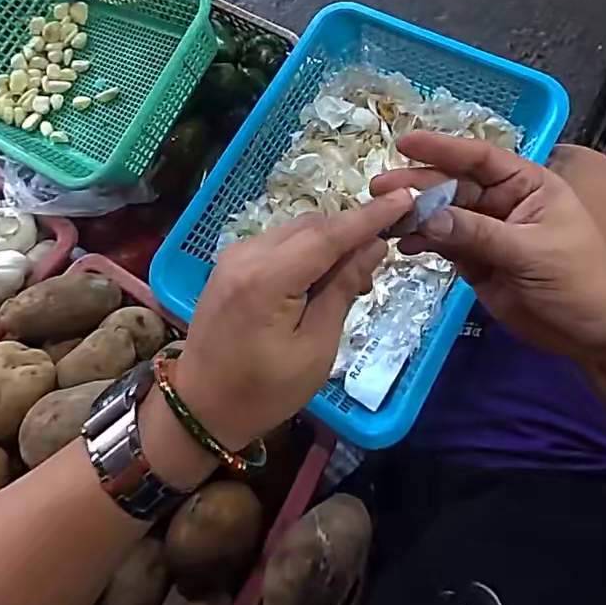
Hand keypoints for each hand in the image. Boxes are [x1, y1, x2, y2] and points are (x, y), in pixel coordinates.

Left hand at [170, 189, 415, 452]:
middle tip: (383, 256)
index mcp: (266, 279)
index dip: (369, 216)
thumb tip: (374, 246)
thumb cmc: (263, 391)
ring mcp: (235, 253)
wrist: (200, 407)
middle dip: (352, 231)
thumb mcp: (315, 349)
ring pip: (297, 229)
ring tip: (355, 276)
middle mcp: (247, 253)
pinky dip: (307, 250)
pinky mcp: (232, 260)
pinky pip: (280, 241)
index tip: (405, 198)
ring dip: (330, 242)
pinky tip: (321, 276)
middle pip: (312, 226)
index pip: (328, 235)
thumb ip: (343, 290)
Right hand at [370, 132, 605, 361]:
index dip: (442, 148)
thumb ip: (479, 233)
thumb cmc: (580, 281)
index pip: (479, 158)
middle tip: (379, 188)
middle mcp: (501, 201)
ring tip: (383, 220)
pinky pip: (441, 242)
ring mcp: (485, 230)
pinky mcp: (474, 259)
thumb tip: (430, 218)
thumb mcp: (532, 252)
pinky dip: (421, 242)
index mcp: (526, 185)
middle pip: (452, 185)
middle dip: (417, 185)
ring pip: (441, 214)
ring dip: (413, 215)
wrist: (594, 335)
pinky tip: (403, 244)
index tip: (404, 143)